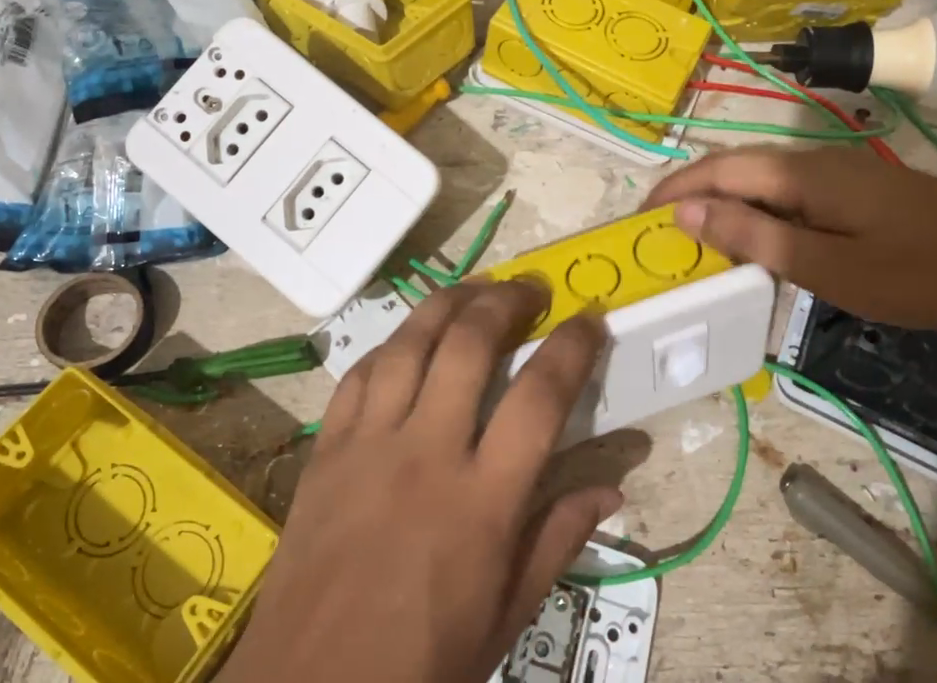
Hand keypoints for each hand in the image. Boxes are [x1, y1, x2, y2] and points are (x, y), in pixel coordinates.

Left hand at [218, 280, 618, 682]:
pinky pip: (359, 375)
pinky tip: (408, 342)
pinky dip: (390, 346)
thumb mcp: (508, 614)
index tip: (589, 320)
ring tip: (476, 292)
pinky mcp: (325, 450)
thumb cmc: (424, 662)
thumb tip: (611, 487)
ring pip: (408, 343)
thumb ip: (558, 539)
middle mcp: (426, 454)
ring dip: (447, 304)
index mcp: (483, 502)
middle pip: (468, 346)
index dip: (571, 347)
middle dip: (506, 303)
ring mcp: (367, 445)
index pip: (539, 398)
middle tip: (531, 291)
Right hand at [645, 145, 936, 341]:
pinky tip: (758, 246)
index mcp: (805, 173)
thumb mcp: (834, 269)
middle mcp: (817, 161)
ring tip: (696, 247)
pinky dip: (760, 217)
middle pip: (737, 169)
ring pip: (764, 182)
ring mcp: (843, 174)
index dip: (673, 191)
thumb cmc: (926, 277)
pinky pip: (791, 196)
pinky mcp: (861, 193)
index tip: (635, 222)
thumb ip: (758, 239)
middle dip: (692, 198)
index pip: (718, 169)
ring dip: (725, 208)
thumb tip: (687, 213)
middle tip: (658, 239)